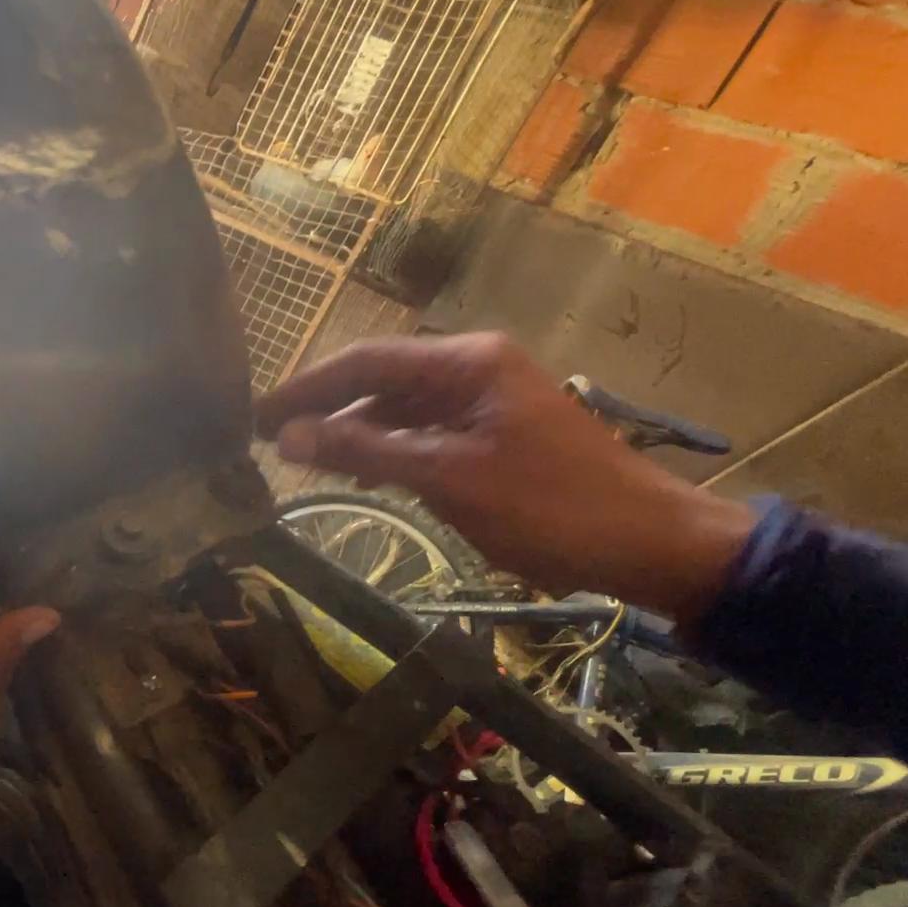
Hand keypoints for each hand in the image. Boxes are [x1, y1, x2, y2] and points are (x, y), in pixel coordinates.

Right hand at [256, 333, 754, 622]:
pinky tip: (363, 473)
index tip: (256, 417)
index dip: (304, 388)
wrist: (651, 544)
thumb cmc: (550, 507)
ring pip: (398, 406)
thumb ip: (363, 450)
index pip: (364, 362)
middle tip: (267, 438)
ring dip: (353, 430)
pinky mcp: (493, 431)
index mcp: (466, 362)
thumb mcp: (446, 478)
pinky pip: (423, 430)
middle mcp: (473, 367)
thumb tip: (286, 436)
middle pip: (378, 378)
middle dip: (323, 406)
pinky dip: (387, 448)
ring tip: (304, 458)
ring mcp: (485, 399)